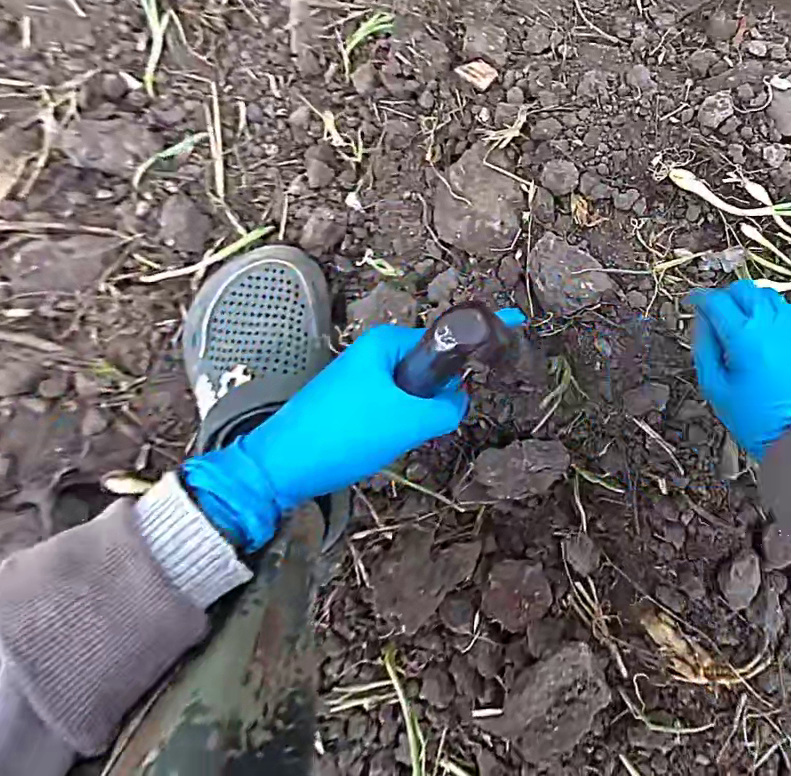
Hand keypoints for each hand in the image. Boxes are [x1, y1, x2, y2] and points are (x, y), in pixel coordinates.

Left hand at [183, 311, 524, 549]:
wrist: (273, 472)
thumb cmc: (343, 435)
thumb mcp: (410, 422)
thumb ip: (449, 408)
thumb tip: (456, 401)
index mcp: (386, 343)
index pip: (448, 333)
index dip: (486, 328)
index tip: (517, 319)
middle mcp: (373, 352)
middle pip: (433, 365)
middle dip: (440, 392)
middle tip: (431, 419)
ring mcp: (360, 376)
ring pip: (414, 389)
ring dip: (419, 411)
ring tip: (397, 437)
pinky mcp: (351, 400)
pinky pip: (395, 402)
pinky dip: (401, 419)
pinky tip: (386, 441)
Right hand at [689, 281, 790, 456]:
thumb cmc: (756, 419)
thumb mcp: (716, 388)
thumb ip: (704, 347)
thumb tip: (701, 319)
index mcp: (745, 336)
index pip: (717, 301)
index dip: (701, 300)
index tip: (695, 303)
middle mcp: (774, 323)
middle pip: (745, 289)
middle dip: (729, 298)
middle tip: (723, 317)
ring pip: (770, 298)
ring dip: (755, 308)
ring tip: (750, 334)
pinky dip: (779, 321)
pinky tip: (774, 345)